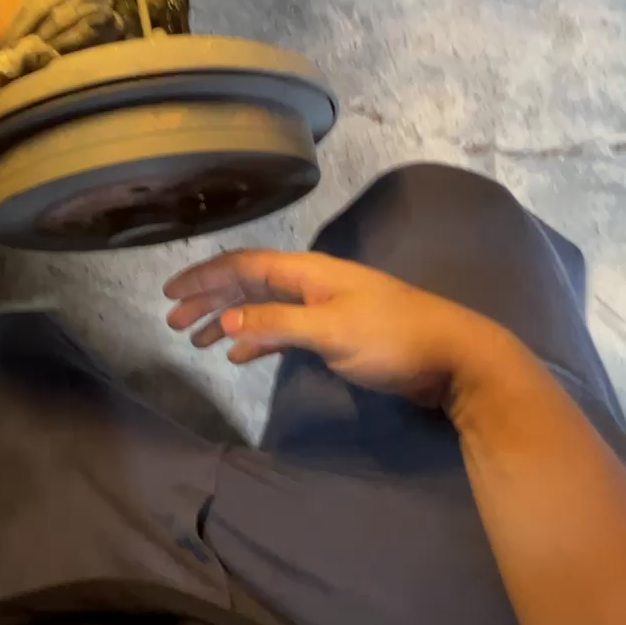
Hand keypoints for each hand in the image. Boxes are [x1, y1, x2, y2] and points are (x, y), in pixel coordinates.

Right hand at [163, 250, 518, 406]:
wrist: (455, 358)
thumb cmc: (392, 337)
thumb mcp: (331, 329)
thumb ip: (277, 323)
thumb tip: (225, 321)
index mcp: (305, 271)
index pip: (241, 266)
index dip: (203, 277)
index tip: (170, 293)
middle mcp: (307, 282)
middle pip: (245, 285)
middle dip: (207, 300)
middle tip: (173, 321)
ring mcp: (320, 306)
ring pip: (259, 307)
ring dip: (226, 320)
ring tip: (196, 340)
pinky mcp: (331, 332)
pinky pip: (279, 329)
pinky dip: (254, 339)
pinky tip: (237, 354)